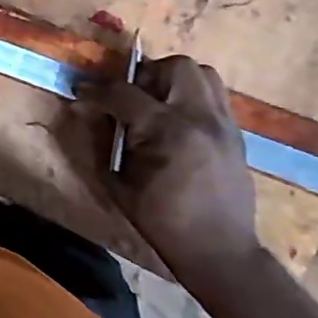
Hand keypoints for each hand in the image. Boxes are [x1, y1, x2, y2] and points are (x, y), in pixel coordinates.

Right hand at [80, 55, 261, 278]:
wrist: (219, 251)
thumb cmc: (162, 221)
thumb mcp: (117, 183)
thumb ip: (100, 141)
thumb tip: (86, 111)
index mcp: (165, 130)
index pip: (123, 93)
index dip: (96, 91)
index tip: (81, 92)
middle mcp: (198, 117)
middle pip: (174, 67)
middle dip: (145, 75)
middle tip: (131, 97)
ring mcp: (222, 122)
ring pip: (202, 73)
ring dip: (173, 80)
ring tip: (158, 103)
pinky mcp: (235, 133)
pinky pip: (214, 95)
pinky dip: (192, 97)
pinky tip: (178, 121)